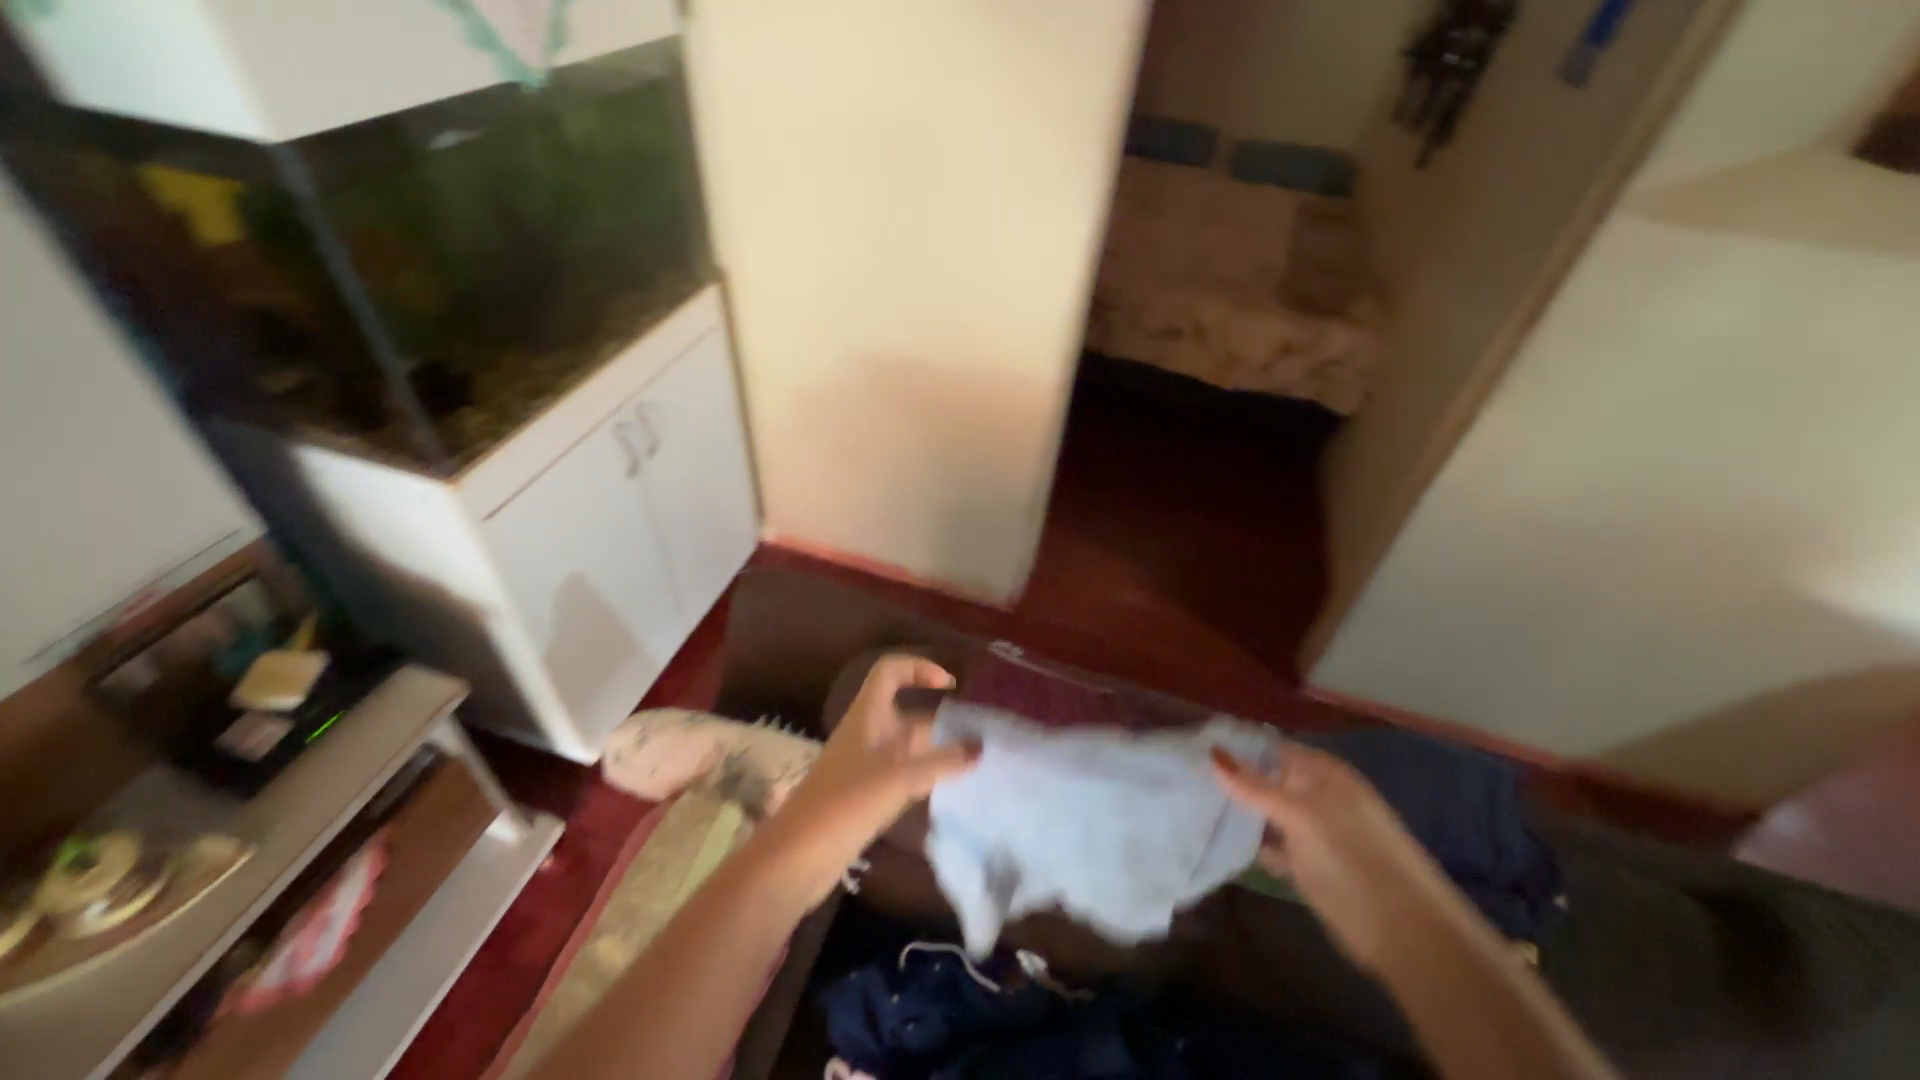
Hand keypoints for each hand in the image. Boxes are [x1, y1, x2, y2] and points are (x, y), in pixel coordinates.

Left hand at [751, 655, 978, 908]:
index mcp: (867, 716)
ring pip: (906, 748)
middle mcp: (865, 734)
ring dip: (936, 752)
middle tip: (980, 737)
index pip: (890, 671)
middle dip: (940, 721)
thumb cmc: (846, 804)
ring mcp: (863, 767)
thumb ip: (942, 762)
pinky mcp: (863, 797)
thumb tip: (979, 746)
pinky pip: (901, 776)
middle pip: (905, 713)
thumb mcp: (899, 779)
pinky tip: (947, 791)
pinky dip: (924, 778)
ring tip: (975, 764)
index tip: (951, 686)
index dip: (919, 668)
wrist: (796, 857)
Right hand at [1212, 741, 1461, 971]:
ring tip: (1189, 804)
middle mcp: (1318, 797)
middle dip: (1230, 779)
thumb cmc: (1352, 859)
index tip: (1190, 748)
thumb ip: (1255, 787)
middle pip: (1267, 780)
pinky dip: (1250, 843)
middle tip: (1181, 777)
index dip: (1235, 747)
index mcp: (1323, 774)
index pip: (1271, 749)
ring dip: (1236, 812)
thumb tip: (1213, 753)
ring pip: (1266, 813)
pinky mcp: (1307, 865)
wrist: (1403, 929)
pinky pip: (1271, 845)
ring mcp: (1313, 832)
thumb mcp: (1301, 815)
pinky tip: (1218, 841)